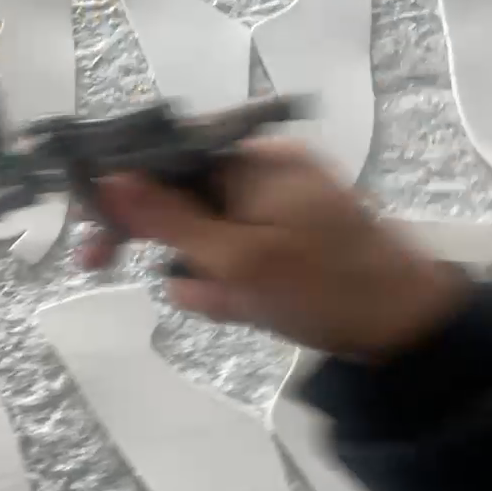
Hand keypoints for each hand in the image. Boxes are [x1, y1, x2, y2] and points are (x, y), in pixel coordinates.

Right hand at [78, 139, 467, 359]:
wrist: (407, 331)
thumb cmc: (325, 286)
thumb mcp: (236, 256)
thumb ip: (166, 218)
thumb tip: (105, 180)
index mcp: (253, 162)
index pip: (164, 159)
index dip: (118, 189)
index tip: (85, 224)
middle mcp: (255, 176)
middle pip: (170, 198)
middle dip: (149, 238)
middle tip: (96, 266)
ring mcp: (263, 211)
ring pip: (189, 236)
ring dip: (193, 274)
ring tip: (226, 303)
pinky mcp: (268, 243)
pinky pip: (216, 258)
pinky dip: (216, 286)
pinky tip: (240, 308)